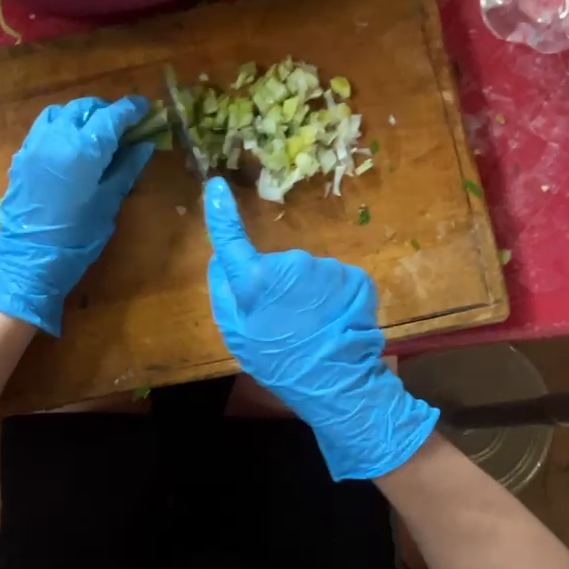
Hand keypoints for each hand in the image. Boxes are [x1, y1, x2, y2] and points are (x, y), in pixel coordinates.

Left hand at [0, 96, 155, 334]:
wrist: (29, 260)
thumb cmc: (76, 238)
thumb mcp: (107, 204)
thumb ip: (126, 170)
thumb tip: (143, 145)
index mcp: (84, 149)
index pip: (113, 116)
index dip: (132, 109)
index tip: (145, 110)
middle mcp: (58, 136)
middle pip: (86, 108)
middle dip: (107, 111)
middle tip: (123, 126)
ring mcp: (35, 144)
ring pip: (62, 112)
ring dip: (82, 116)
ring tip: (94, 132)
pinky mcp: (22, 156)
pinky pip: (44, 127)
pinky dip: (61, 126)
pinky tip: (69, 144)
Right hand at [202, 178, 438, 479]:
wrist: (337, 382)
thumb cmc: (279, 362)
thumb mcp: (236, 336)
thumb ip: (223, 293)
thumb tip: (221, 259)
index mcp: (256, 281)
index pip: (231, 239)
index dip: (220, 213)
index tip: (215, 186)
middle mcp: (291, 264)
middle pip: (274, 265)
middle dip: (276, 286)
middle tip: (281, 321)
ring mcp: (326, 268)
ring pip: (305, 275)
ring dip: (306, 295)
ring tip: (309, 327)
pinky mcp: (353, 276)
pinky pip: (331, 282)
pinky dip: (329, 299)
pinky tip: (330, 323)